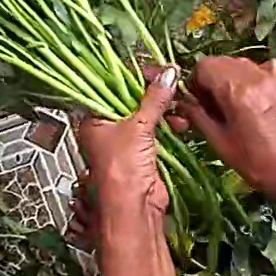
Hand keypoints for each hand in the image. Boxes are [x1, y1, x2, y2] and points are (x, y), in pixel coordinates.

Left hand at [76, 66, 178, 240]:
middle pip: (132, 99)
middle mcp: (107, 128)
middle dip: (155, 93)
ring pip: (147, 115)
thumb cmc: (121, 169)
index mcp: (93, 118)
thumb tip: (169, 74)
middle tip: (173, 84)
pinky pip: (158, 131)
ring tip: (180, 105)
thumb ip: (155, 99)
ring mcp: (126, 140)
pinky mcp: (144, 152)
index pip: (112, 86)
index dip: (134, 76)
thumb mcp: (138, 126)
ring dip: (165, 109)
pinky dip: (170, 125)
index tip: (156, 69)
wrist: (134, 207)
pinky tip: (181, 122)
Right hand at [172, 57, 275, 205]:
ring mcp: (275, 77)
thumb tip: (182, 102)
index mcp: (238, 91)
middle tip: (212, 107)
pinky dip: (251, 79)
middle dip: (211, 81)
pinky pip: (261, 69)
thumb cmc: (260, 164)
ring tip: (232, 106)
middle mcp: (257, 76)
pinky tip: (253, 100)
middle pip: (220, 62)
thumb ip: (198, 116)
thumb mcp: (220, 143)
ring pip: (239, 64)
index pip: (203, 66)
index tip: (197, 103)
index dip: (194, 84)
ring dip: (229, 79)